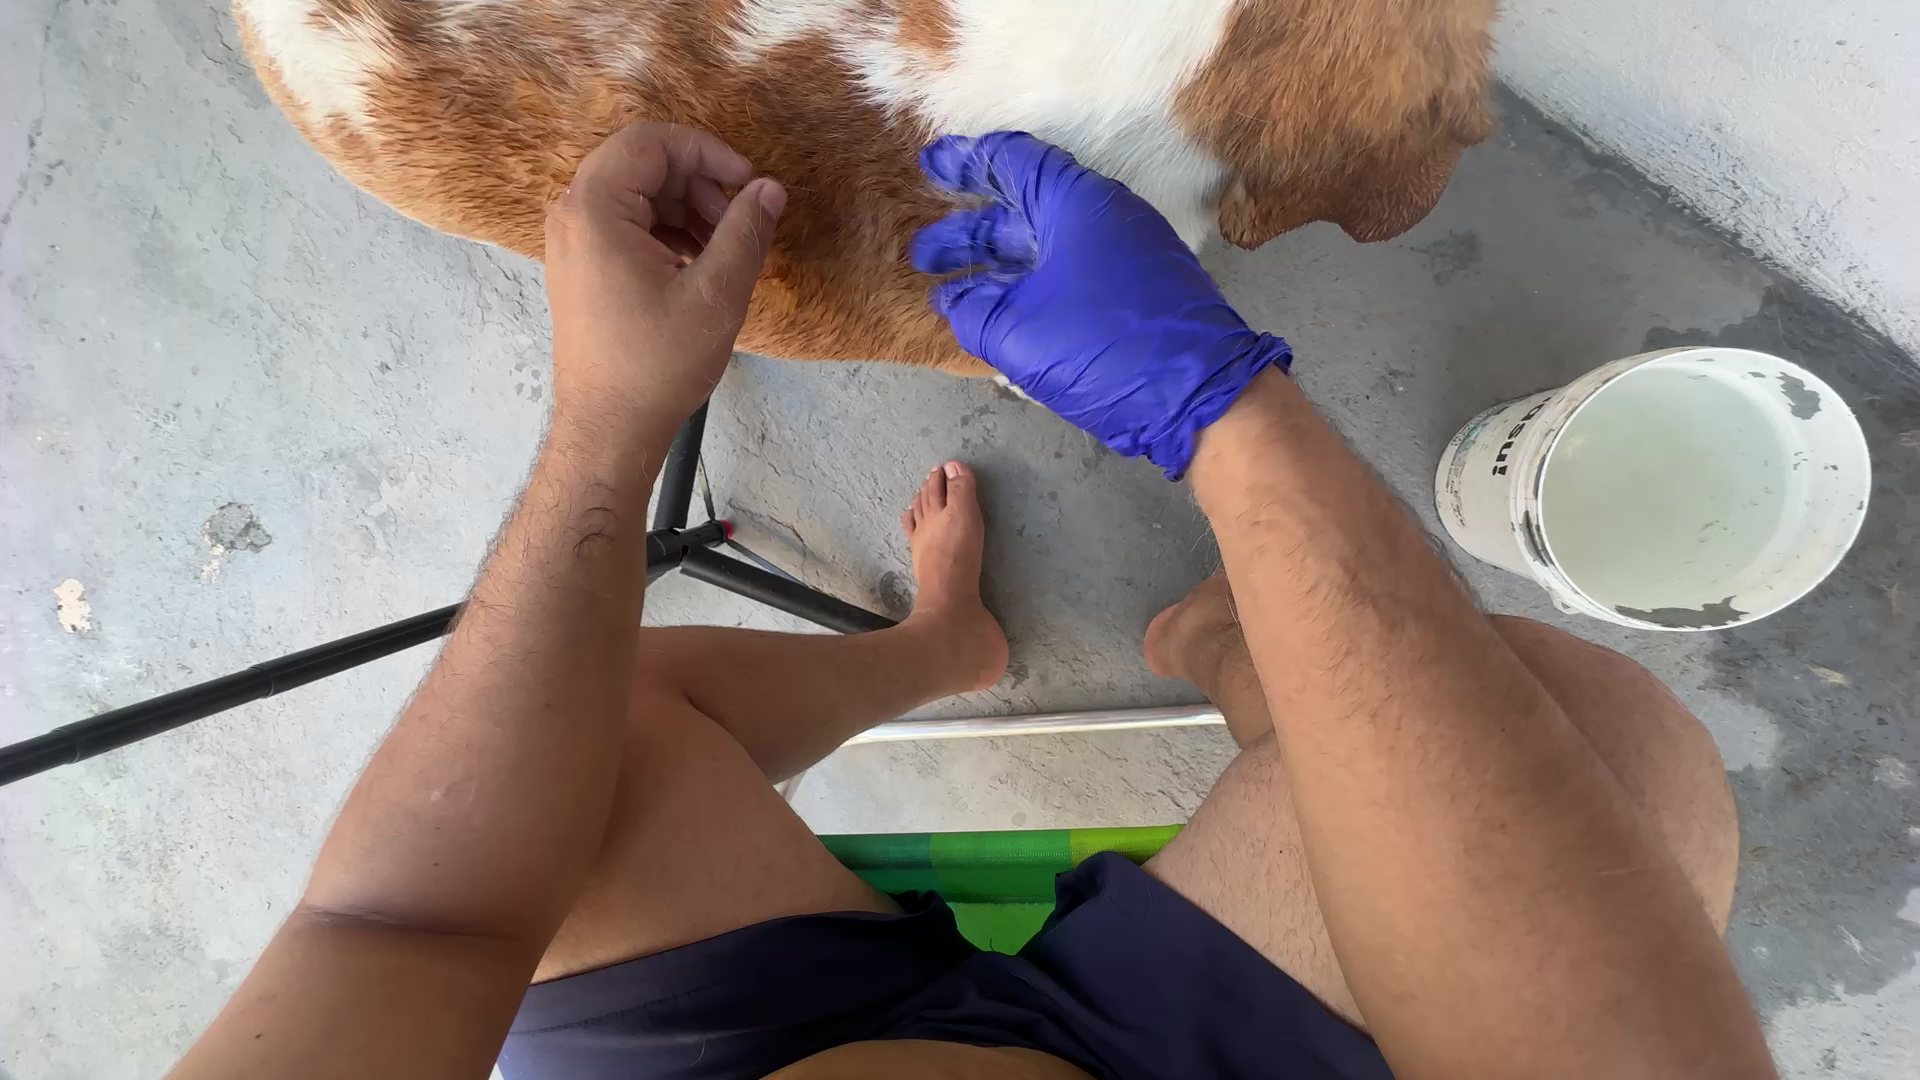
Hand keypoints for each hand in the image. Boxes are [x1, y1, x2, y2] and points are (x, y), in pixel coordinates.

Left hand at [543, 122, 785, 444]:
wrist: (611, 426)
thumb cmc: (658, 365)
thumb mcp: (716, 295)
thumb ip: (745, 233)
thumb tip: (770, 190)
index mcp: (596, 209)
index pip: (652, 142)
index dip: (708, 153)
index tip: (749, 183)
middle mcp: (572, 215)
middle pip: (642, 166)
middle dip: (699, 184)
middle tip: (739, 222)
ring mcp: (572, 244)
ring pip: (635, 197)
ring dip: (685, 210)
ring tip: (723, 251)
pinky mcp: (581, 270)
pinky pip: (625, 228)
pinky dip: (666, 234)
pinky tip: (697, 268)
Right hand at [910, 132, 1289, 478]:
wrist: (1197, 396)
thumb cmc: (1102, 350)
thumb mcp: (1019, 332)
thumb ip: (973, 311)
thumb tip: (953, 300)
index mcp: (1076, 204)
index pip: (1013, 162)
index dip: (965, 164)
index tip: (930, 169)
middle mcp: (1103, 219)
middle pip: (1023, 211)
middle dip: (969, 232)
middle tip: (924, 255)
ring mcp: (1123, 257)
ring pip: (1044, 249)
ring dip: (996, 268)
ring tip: (952, 290)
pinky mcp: (1133, 295)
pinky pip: (1066, 277)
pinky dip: (1028, 288)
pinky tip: (1002, 314)